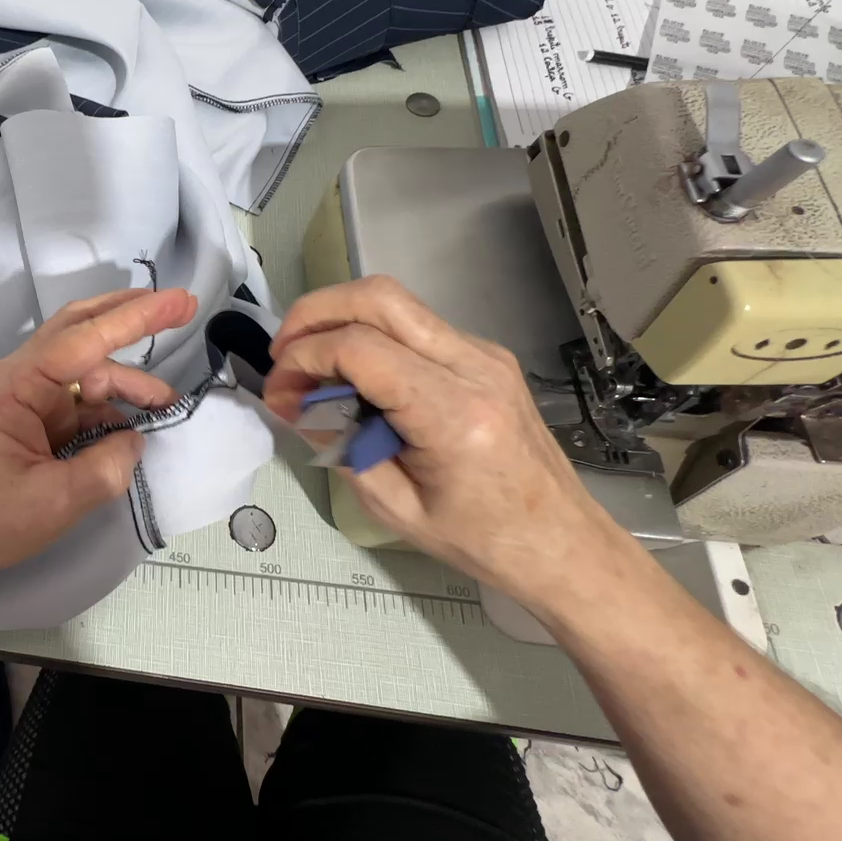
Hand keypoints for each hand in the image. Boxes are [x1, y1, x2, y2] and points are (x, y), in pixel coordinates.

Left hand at [0, 288, 198, 631]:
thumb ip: (107, 466)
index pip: (82, 337)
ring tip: (168, 405)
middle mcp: (18, 378)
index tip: (179, 301)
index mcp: (15, 385)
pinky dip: (109, 409)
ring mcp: (24, 398)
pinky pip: (77, 401)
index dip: (134, 318)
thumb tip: (136, 440)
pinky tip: (135, 427)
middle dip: (130, 319)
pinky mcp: (31, 420)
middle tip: (182, 308)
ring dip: (126, 383)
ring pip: (84, 370)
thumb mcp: (58, 499)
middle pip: (79, 332)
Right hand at [262, 276, 630, 609]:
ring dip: (335, 320)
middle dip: (313, 314)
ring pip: (392, 300)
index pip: (359, 348)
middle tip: (282, 353)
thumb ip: (337, 444)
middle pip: (377, 298)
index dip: (303, 358)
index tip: (279, 392)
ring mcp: (483, 354)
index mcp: (454, 414)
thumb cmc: (480, 538)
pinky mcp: (482, 354)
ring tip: (307, 363)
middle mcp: (475, 367)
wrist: (562, 543)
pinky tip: (347, 374)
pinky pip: (409, 323)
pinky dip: (363, 334)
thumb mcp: (391, 505)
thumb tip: (290, 402)